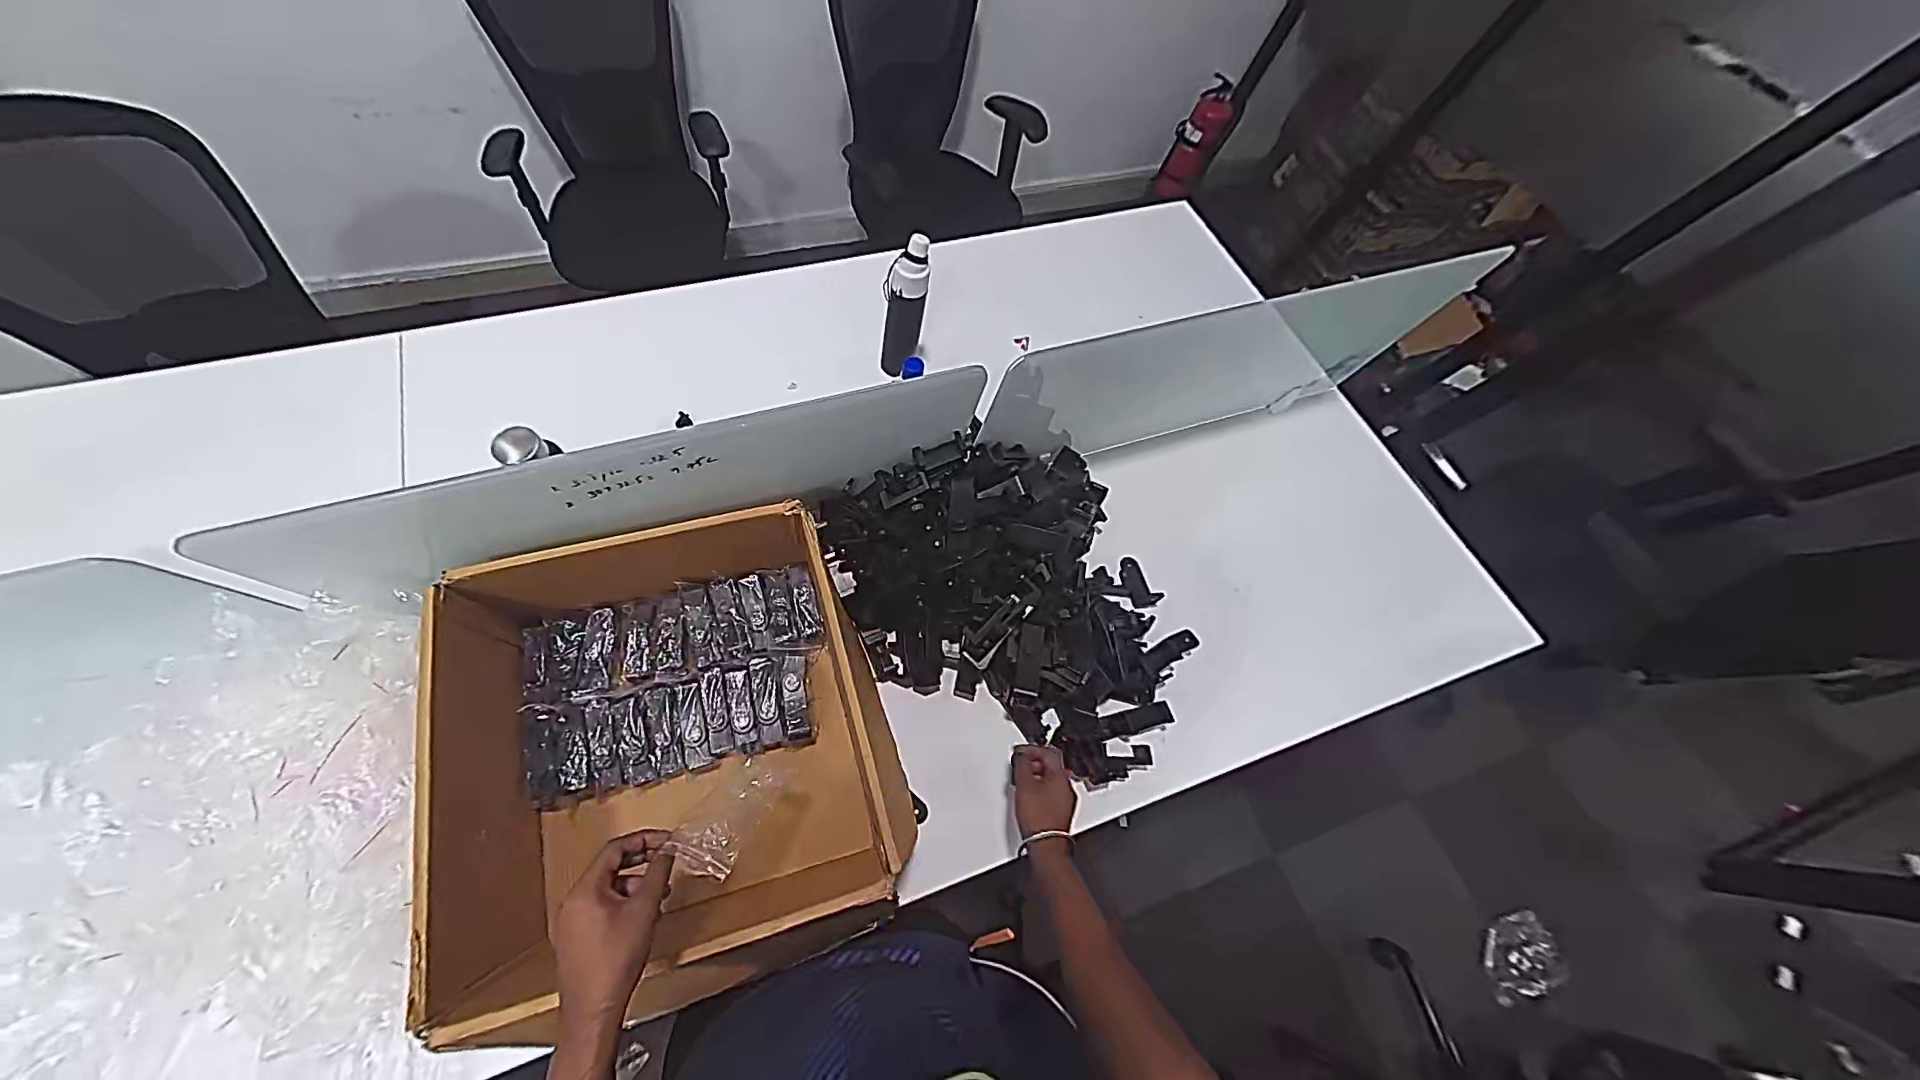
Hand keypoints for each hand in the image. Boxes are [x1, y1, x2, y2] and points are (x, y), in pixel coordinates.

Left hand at [551, 829, 675, 1021]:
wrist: (593, 1010)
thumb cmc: (617, 957)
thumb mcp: (644, 909)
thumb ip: (657, 873)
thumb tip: (668, 850)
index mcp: (584, 891)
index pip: (614, 849)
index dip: (643, 839)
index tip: (667, 840)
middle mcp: (572, 902)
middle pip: (609, 868)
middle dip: (641, 861)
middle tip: (666, 860)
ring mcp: (570, 922)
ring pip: (607, 889)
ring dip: (635, 885)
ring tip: (658, 895)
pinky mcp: (574, 939)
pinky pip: (601, 907)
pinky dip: (623, 902)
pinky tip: (642, 916)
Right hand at [1012, 745, 1075, 841]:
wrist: (1045, 845)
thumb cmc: (1038, 818)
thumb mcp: (1024, 784)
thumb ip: (1022, 764)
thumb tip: (1022, 755)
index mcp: (1061, 776)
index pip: (1048, 752)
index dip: (1032, 749)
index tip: (1021, 752)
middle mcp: (1066, 787)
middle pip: (1051, 766)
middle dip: (1034, 762)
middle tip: (1020, 764)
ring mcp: (1065, 800)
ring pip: (1051, 780)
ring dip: (1036, 776)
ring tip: (1022, 781)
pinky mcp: (1060, 812)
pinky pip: (1051, 793)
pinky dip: (1039, 790)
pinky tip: (1029, 797)